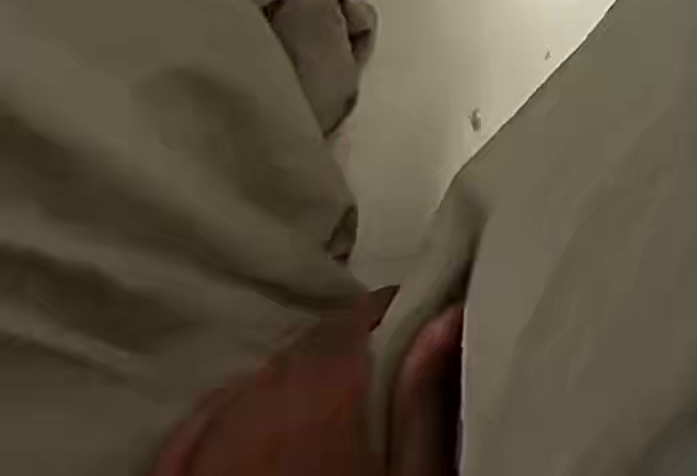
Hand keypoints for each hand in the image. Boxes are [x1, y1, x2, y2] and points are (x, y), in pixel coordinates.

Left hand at [150, 293, 462, 475]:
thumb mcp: (419, 472)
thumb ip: (428, 398)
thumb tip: (447, 317)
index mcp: (322, 426)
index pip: (338, 337)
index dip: (374, 310)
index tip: (409, 303)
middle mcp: (252, 441)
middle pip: (289, 361)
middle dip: (335, 339)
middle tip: (379, 337)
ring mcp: (203, 474)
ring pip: (238, 392)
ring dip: (285, 370)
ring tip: (326, 372)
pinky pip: (183, 439)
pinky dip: (219, 410)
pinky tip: (245, 406)